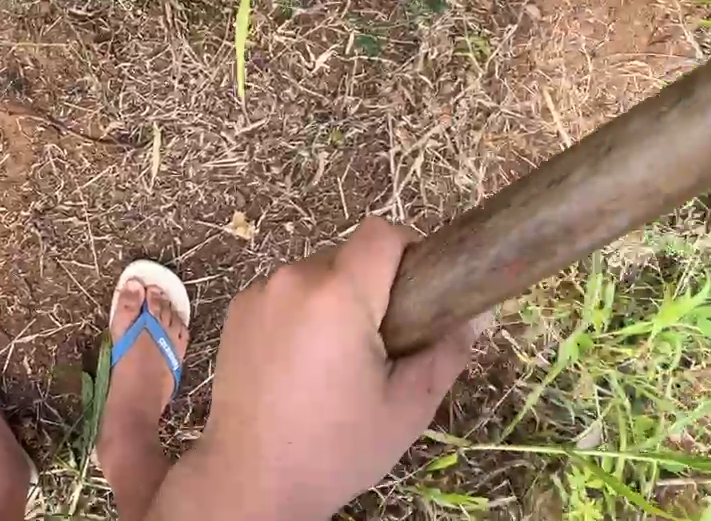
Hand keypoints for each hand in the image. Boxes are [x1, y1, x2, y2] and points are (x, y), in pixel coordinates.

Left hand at [149, 217, 485, 520]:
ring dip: (335, 299)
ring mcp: (260, 289)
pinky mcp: (238, 305)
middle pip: (348, 256)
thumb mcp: (406, 408)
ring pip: (315, 273)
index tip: (419, 286)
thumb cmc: (336, 447)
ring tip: (337, 359)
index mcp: (338, 294)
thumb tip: (472, 315)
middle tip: (382, 342)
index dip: (408, 248)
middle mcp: (294, 277)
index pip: (381, 233)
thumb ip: (445, 352)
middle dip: (372, 286)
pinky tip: (300, 362)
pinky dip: (301, 311)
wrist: (251, 476)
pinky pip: (284, 291)